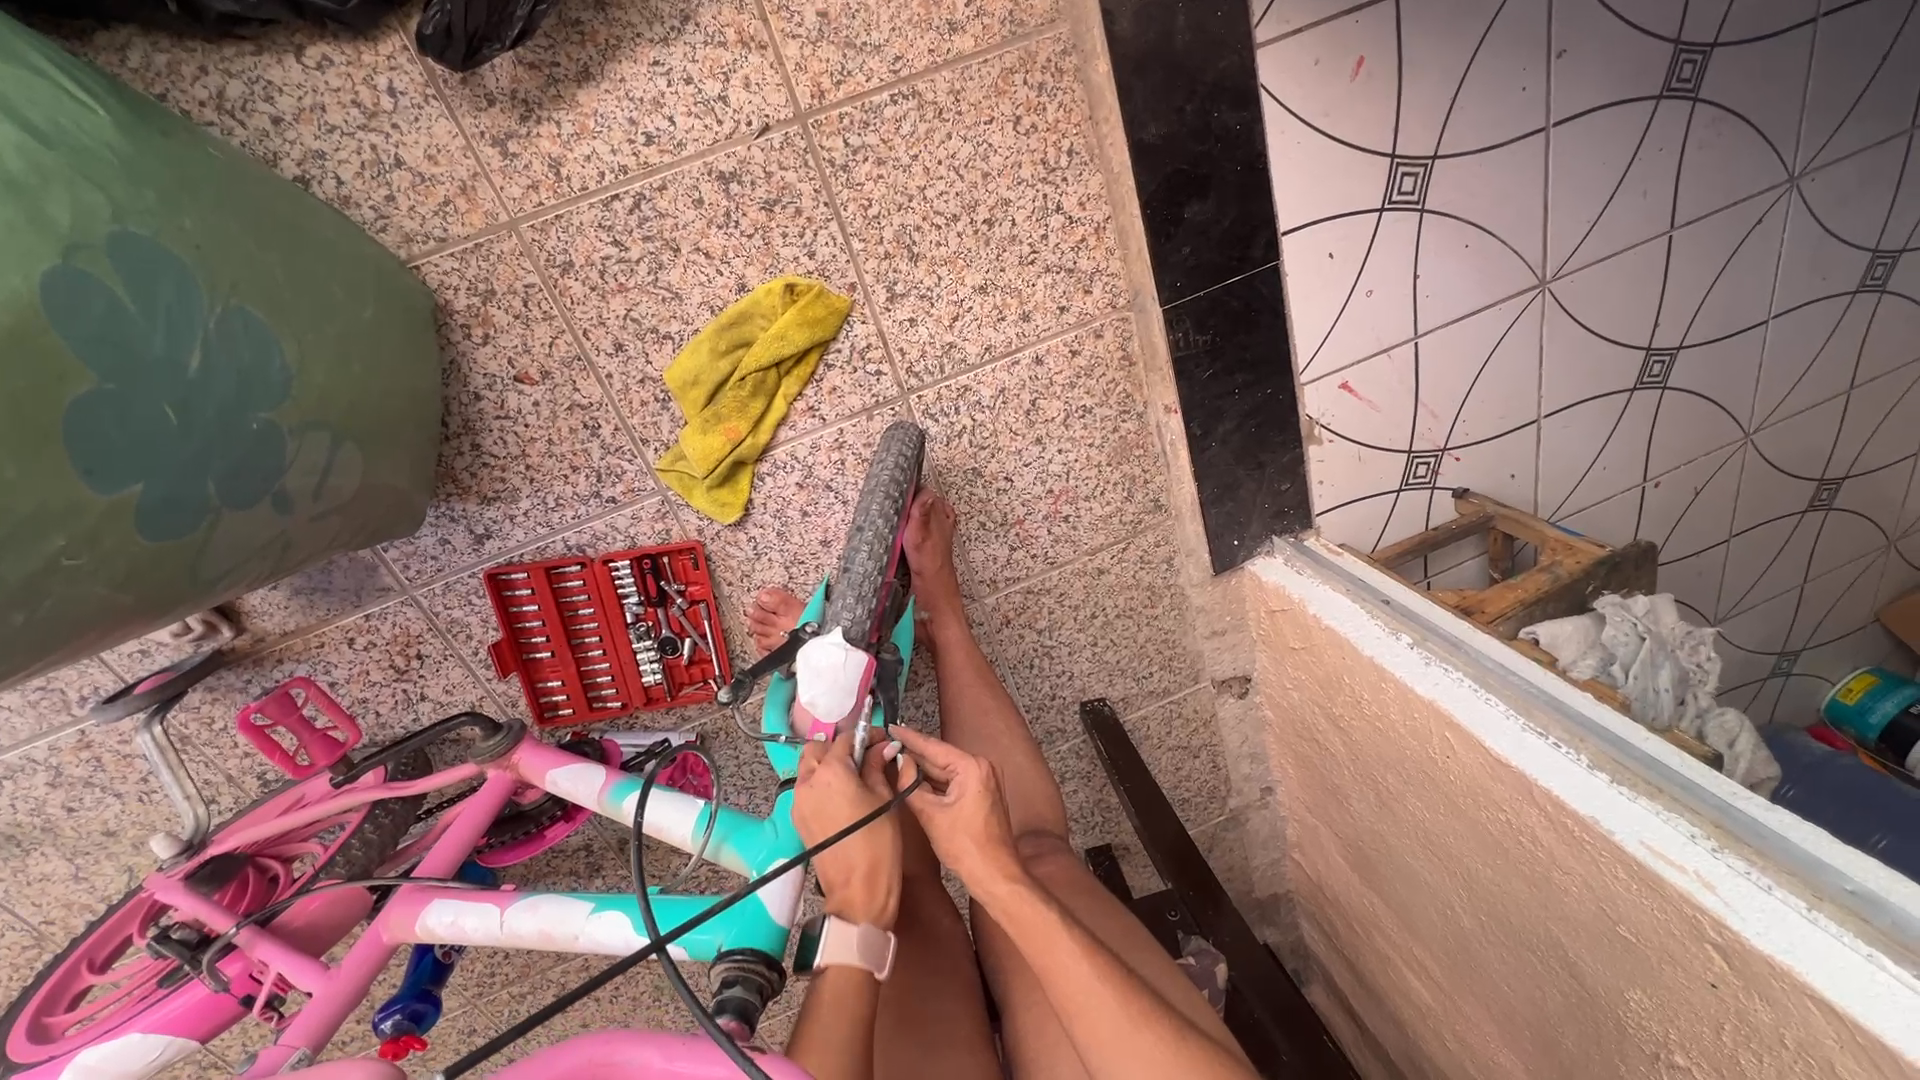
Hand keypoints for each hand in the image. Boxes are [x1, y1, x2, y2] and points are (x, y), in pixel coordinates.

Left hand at [794, 728, 901, 929]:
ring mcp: (799, 801)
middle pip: (817, 749)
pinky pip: (805, 789)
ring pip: (807, 768)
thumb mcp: (883, 797)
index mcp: (832, 771)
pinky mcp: (797, 819)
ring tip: (851, 777)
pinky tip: (840, 796)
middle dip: (838, 748)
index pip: (846, 739)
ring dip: (825, 764)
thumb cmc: (878, 842)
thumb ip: (877, 766)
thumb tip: (882, 746)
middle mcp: (808, 781)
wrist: (857, 890)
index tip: (882, 741)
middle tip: (863, 758)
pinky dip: (819, 784)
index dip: (866, 736)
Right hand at [886, 725, 1023, 892]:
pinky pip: (954, 781)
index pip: (933, 747)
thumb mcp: (930, 814)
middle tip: (887, 745)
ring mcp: (984, 779)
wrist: (995, 874)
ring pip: (945, 770)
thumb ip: (910, 785)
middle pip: (939, 757)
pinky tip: (915, 781)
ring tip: (895, 760)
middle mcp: (982, 767)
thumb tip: (899, 762)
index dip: (909, 737)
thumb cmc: (967, 847)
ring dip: (923, 769)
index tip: (891, 726)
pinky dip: (935, 783)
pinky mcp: (982, 792)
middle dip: (914, 754)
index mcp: (972, 767)